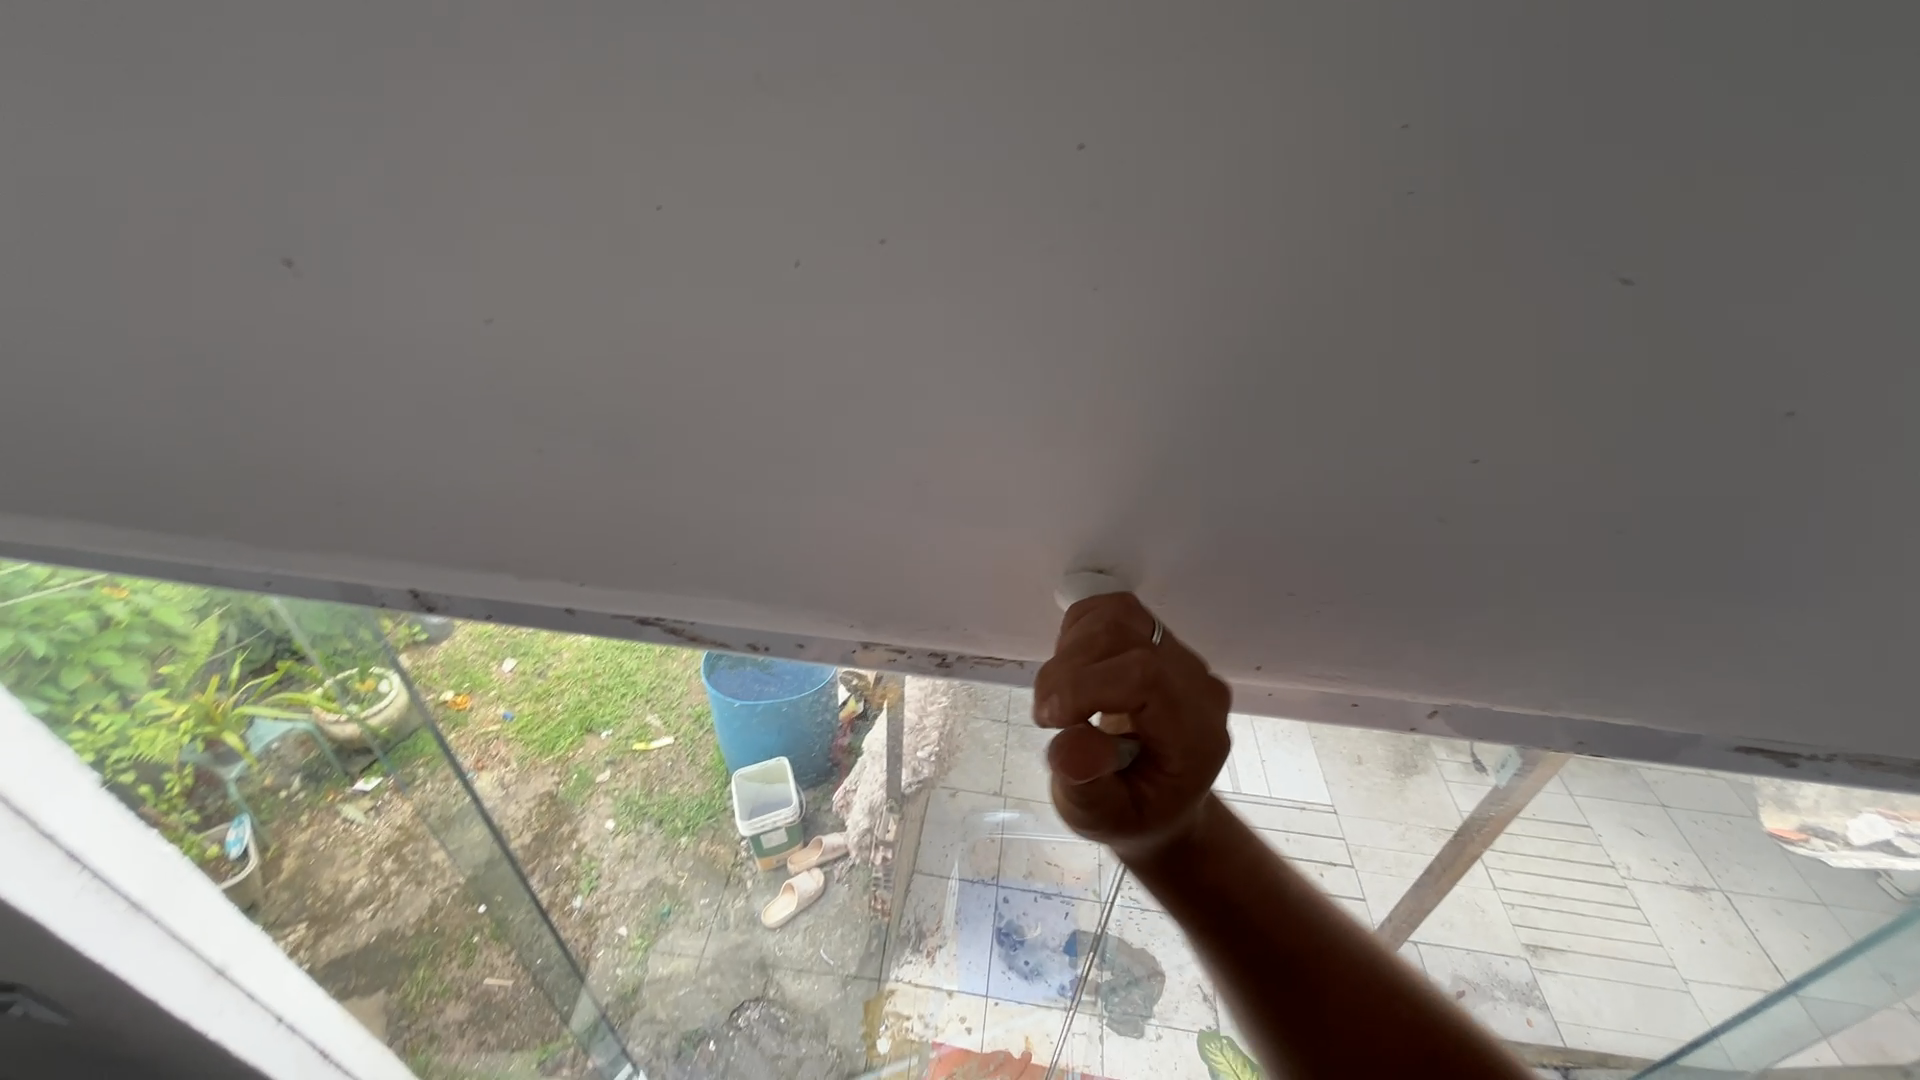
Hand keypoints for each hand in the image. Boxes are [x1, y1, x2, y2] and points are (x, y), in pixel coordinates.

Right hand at [1031, 593, 1231, 859]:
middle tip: (1049, 717)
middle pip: (1124, 636)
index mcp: (1194, 733)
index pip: (1144, 675)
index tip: (1050, 720)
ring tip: (1062, 697)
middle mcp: (1197, 684)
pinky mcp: (1157, 638)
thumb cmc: (1130, 816)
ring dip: (1070, 650)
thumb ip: (1086, 784)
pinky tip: (1075, 674)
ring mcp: (1180, 656)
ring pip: (1115, 615)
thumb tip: (1069, 743)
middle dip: (1067, 671)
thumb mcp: (1100, 819)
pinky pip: (1112, 609)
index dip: (1084, 686)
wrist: (1157, 803)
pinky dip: (1078, 633)